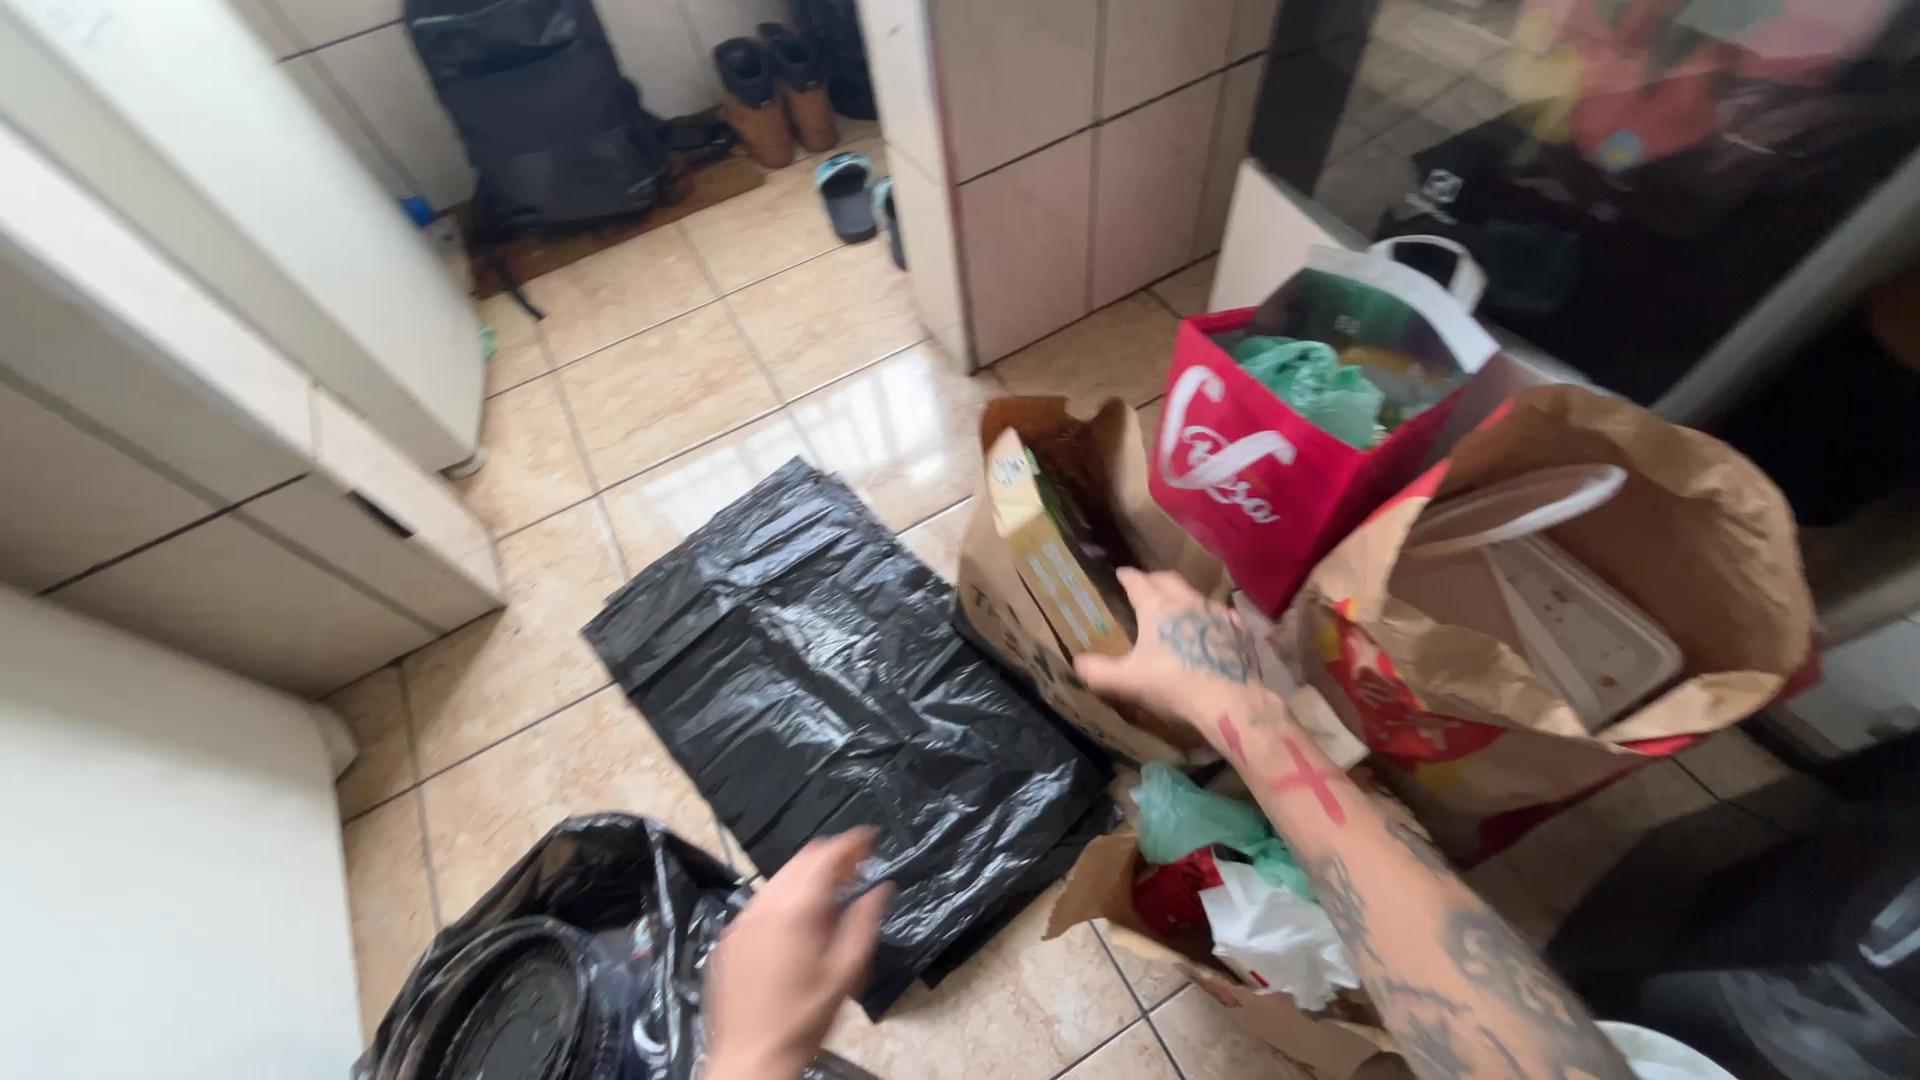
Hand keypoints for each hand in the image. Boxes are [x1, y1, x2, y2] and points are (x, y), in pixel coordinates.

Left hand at [704, 829, 893, 1079]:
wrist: (750, 1062)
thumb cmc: (804, 1020)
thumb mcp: (846, 973)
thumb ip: (865, 922)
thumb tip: (882, 888)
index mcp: (797, 909)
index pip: (828, 855)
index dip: (854, 842)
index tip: (873, 840)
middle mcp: (766, 904)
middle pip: (803, 858)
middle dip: (833, 856)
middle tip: (858, 870)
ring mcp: (743, 919)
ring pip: (781, 876)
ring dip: (810, 874)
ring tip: (833, 894)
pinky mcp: (730, 937)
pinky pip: (763, 899)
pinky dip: (787, 894)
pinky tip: (800, 919)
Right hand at [1074, 568, 1260, 750]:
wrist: (1229, 701)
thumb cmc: (1173, 685)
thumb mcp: (1127, 681)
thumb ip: (1098, 671)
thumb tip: (1077, 662)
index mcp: (1157, 606)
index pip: (1137, 580)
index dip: (1126, 576)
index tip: (1120, 574)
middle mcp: (1187, 600)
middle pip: (1167, 579)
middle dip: (1153, 579)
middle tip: (1144, 586)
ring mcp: (1217, 612)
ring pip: (1196, 594)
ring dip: (1182, 596)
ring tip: (1176, 607)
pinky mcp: (1239, 629)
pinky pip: (1221, 613)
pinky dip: (1209, 615)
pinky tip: (1209, 626)